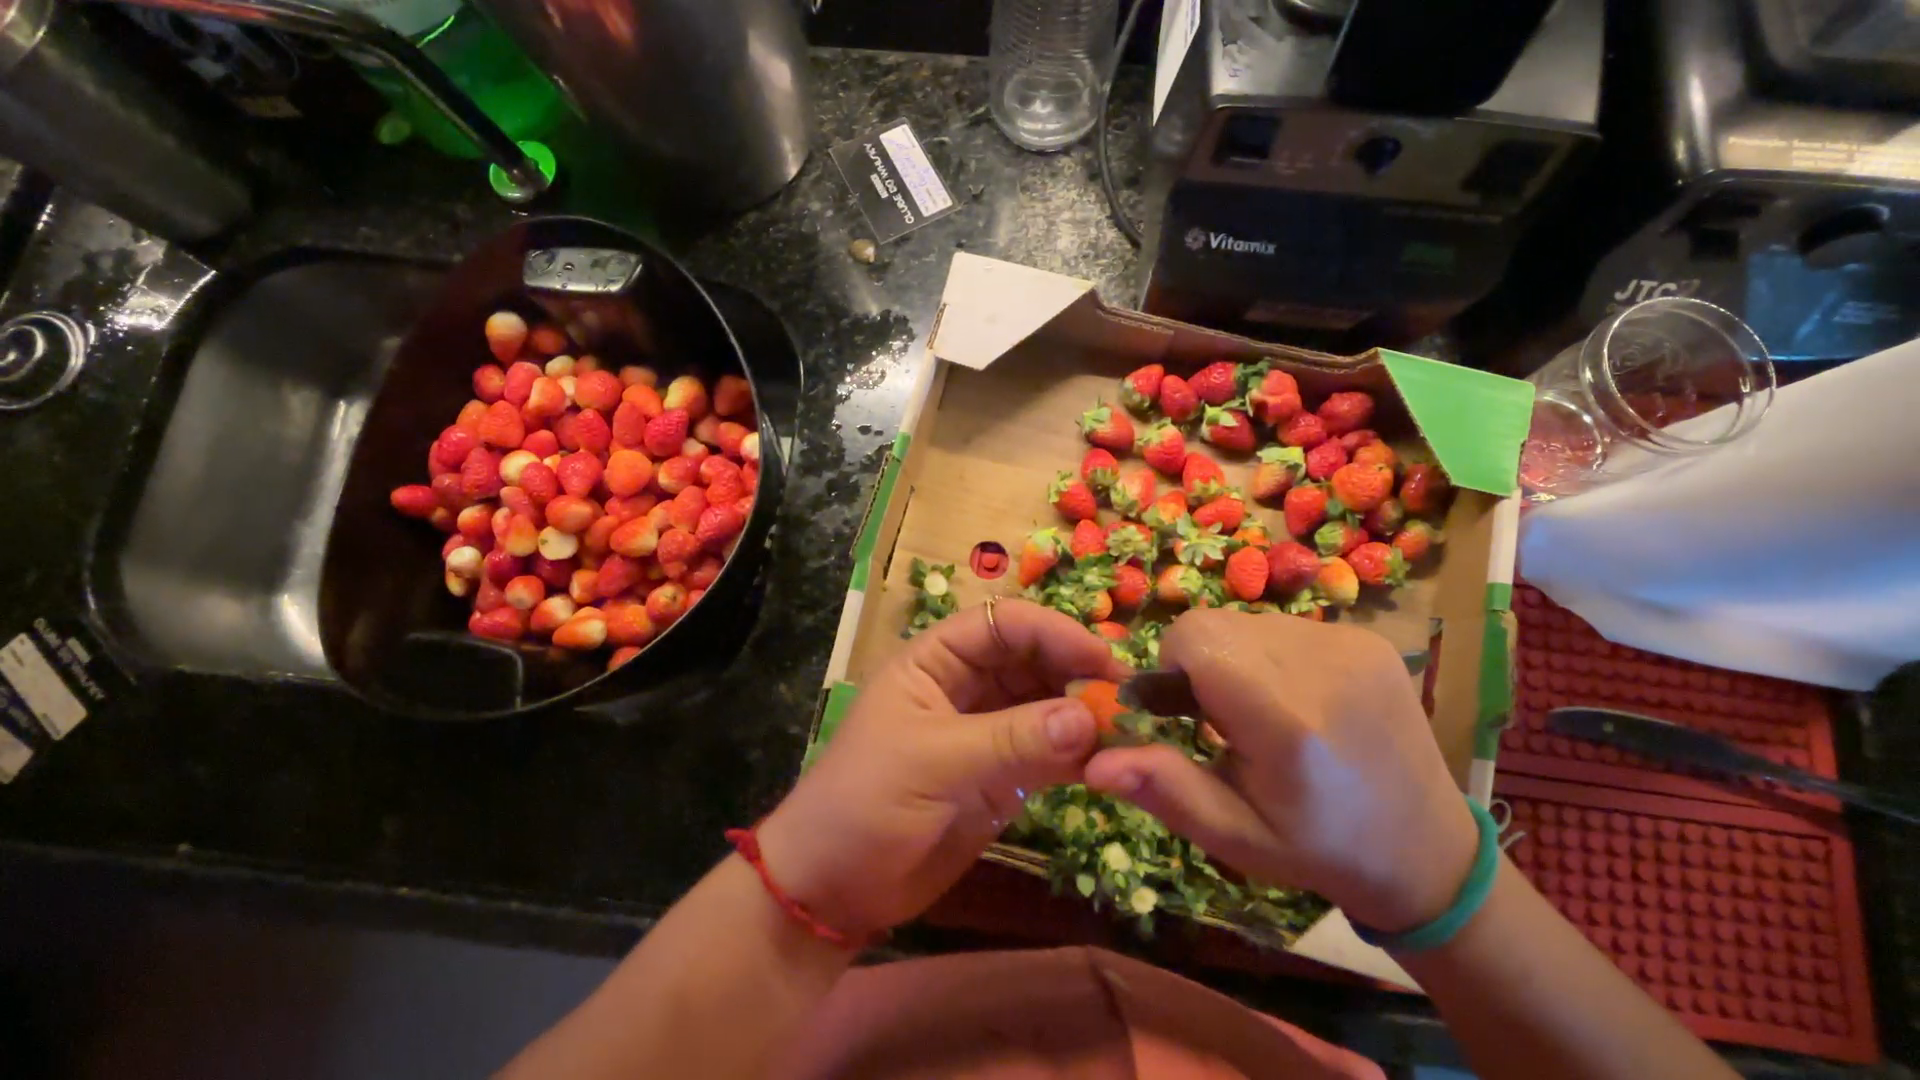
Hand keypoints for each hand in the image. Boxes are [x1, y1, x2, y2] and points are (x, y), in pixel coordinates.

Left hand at [757, 599, 1131, 939]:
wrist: (833, 889)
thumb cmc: (864, 804)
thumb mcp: (933, 762)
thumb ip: (1011, 739)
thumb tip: (1089, 717)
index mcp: (935, 663)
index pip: (1003, 625)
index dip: (1053, 632)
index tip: (1103, 660)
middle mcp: (966, 689)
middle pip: (1034, 662)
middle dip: (1078, 674)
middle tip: (1131, 700)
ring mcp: (986, 734)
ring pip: (1047, 707)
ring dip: (1085, 717)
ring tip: (1131, 733)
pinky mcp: (1002, 779)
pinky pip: (1050, 754)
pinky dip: (1081, 757)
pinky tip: (1111, 764)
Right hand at [1082, 609, 1477, 932]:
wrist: (1423, 846)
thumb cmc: (1318, 848)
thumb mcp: (1234, 835)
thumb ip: (1164, 789)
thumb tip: (1092, 761)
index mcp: (1288, 720)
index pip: (1196, 638)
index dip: (1170, 668)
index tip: (1179, 715)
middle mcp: (1324, 665)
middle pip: (1215, 623)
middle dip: (1195, 664)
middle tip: (1215, 720)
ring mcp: (1352, 644)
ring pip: (1245, 621)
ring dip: (1230, 658)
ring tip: (1257, 714)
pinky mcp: (1367, 638)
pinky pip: (1282, 627)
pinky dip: (1266, 656)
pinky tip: (1292, 703)